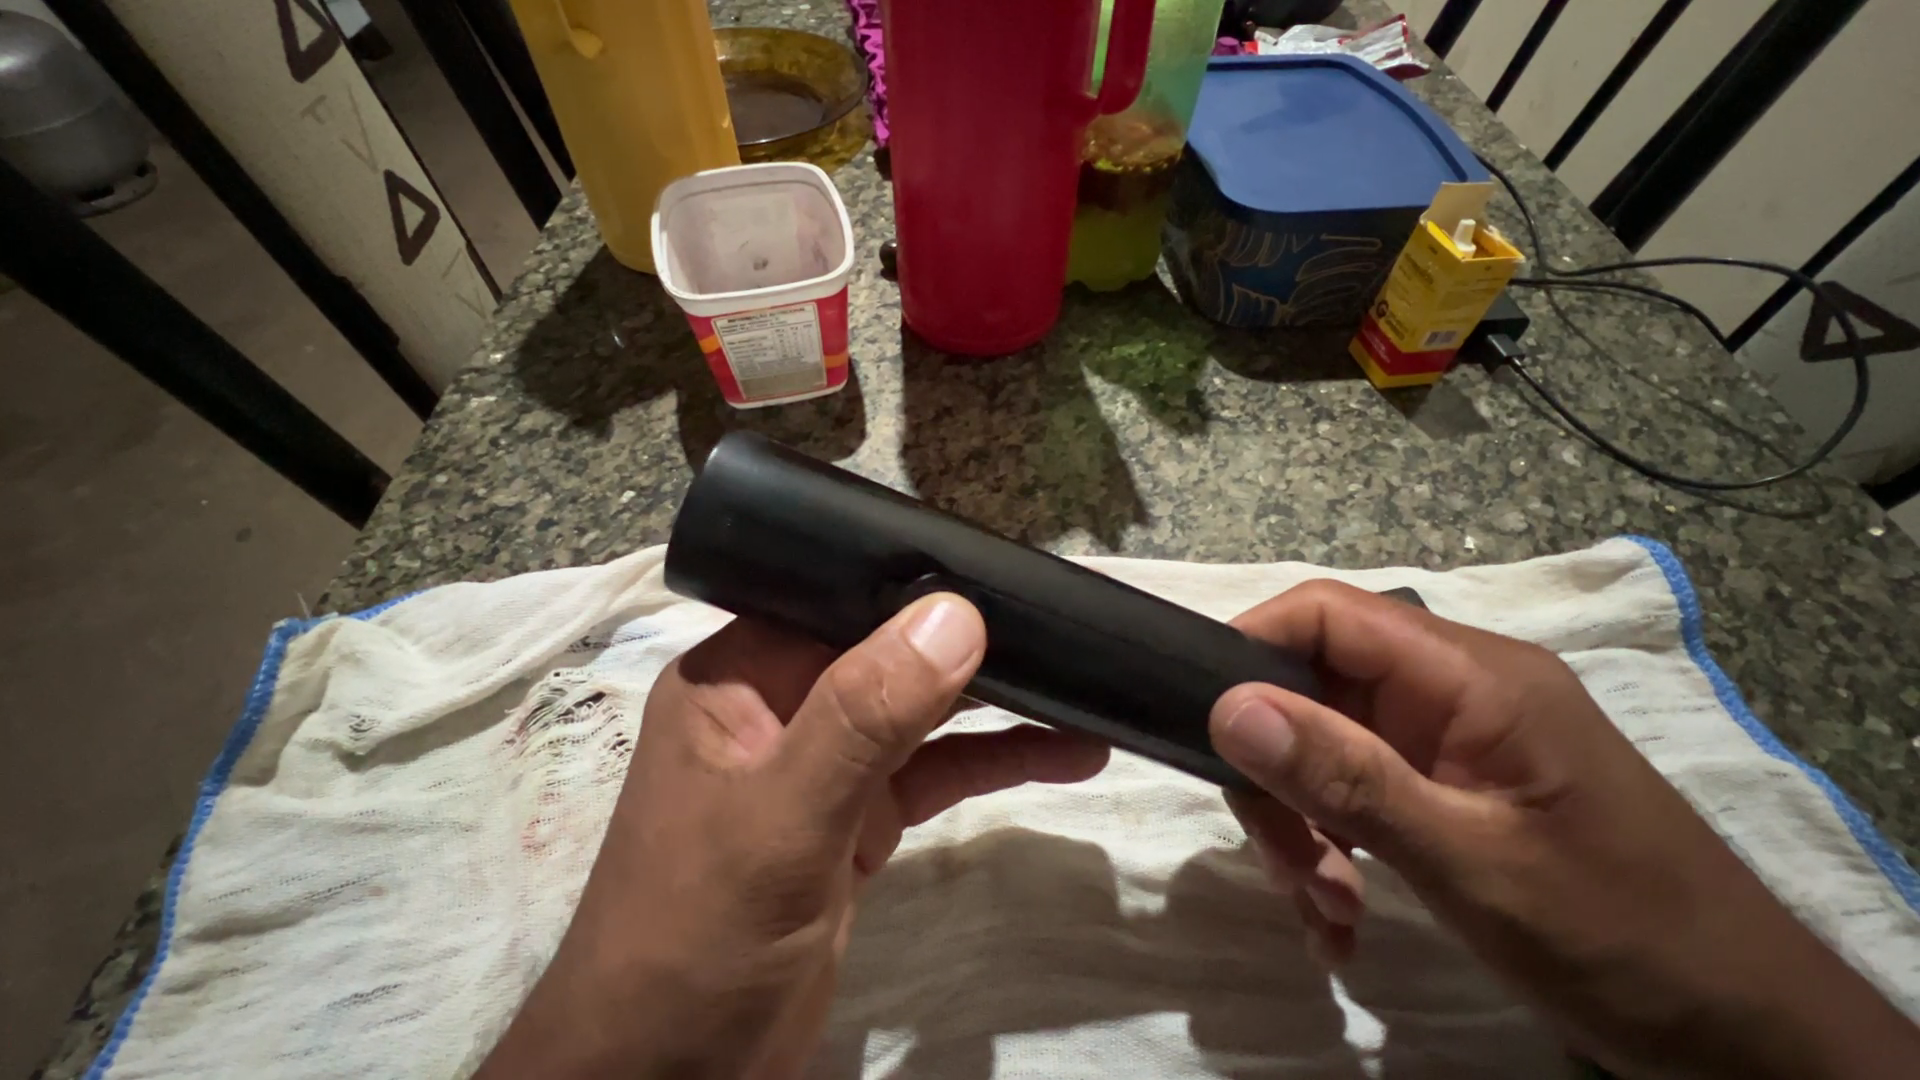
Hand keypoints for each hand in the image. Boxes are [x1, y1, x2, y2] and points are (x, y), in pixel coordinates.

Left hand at [476, 594, 1107, 1077]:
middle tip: (1067, 629)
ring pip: (922, 713)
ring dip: (999, 707)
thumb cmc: (701, 933)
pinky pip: (933, 771)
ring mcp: (823, 763)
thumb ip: (865, 715)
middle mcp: (782, 705)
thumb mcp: (784, 817)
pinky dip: (993, 762)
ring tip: (1086, 690)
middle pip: (889, 654)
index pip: (836, 600)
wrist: (673, 1076)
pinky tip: (1065, 754)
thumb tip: (955, 615)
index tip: (1006, 572)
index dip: (916, 582)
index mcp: (740, 677)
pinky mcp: (857, 818)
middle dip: (972, 644)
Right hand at [1210, 581, 1919, 1079]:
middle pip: (1313, 690)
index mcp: (1470, 676)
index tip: (1198, 721)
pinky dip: (1330, 850)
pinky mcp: (1445, 789)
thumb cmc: (1618, 932)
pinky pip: (1354, 796)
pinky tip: (1340, 918)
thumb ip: (1345, 778)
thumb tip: (1227, 707)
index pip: (1329, 612)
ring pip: (1323, 750)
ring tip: (1324, 913)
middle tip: (1284, 864)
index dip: (1251, 646)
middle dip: (1277, 775)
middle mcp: (1452, 692)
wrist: (1744, 1037)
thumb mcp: (1468, 860)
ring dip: (1301, 827)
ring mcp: (1448, 743)